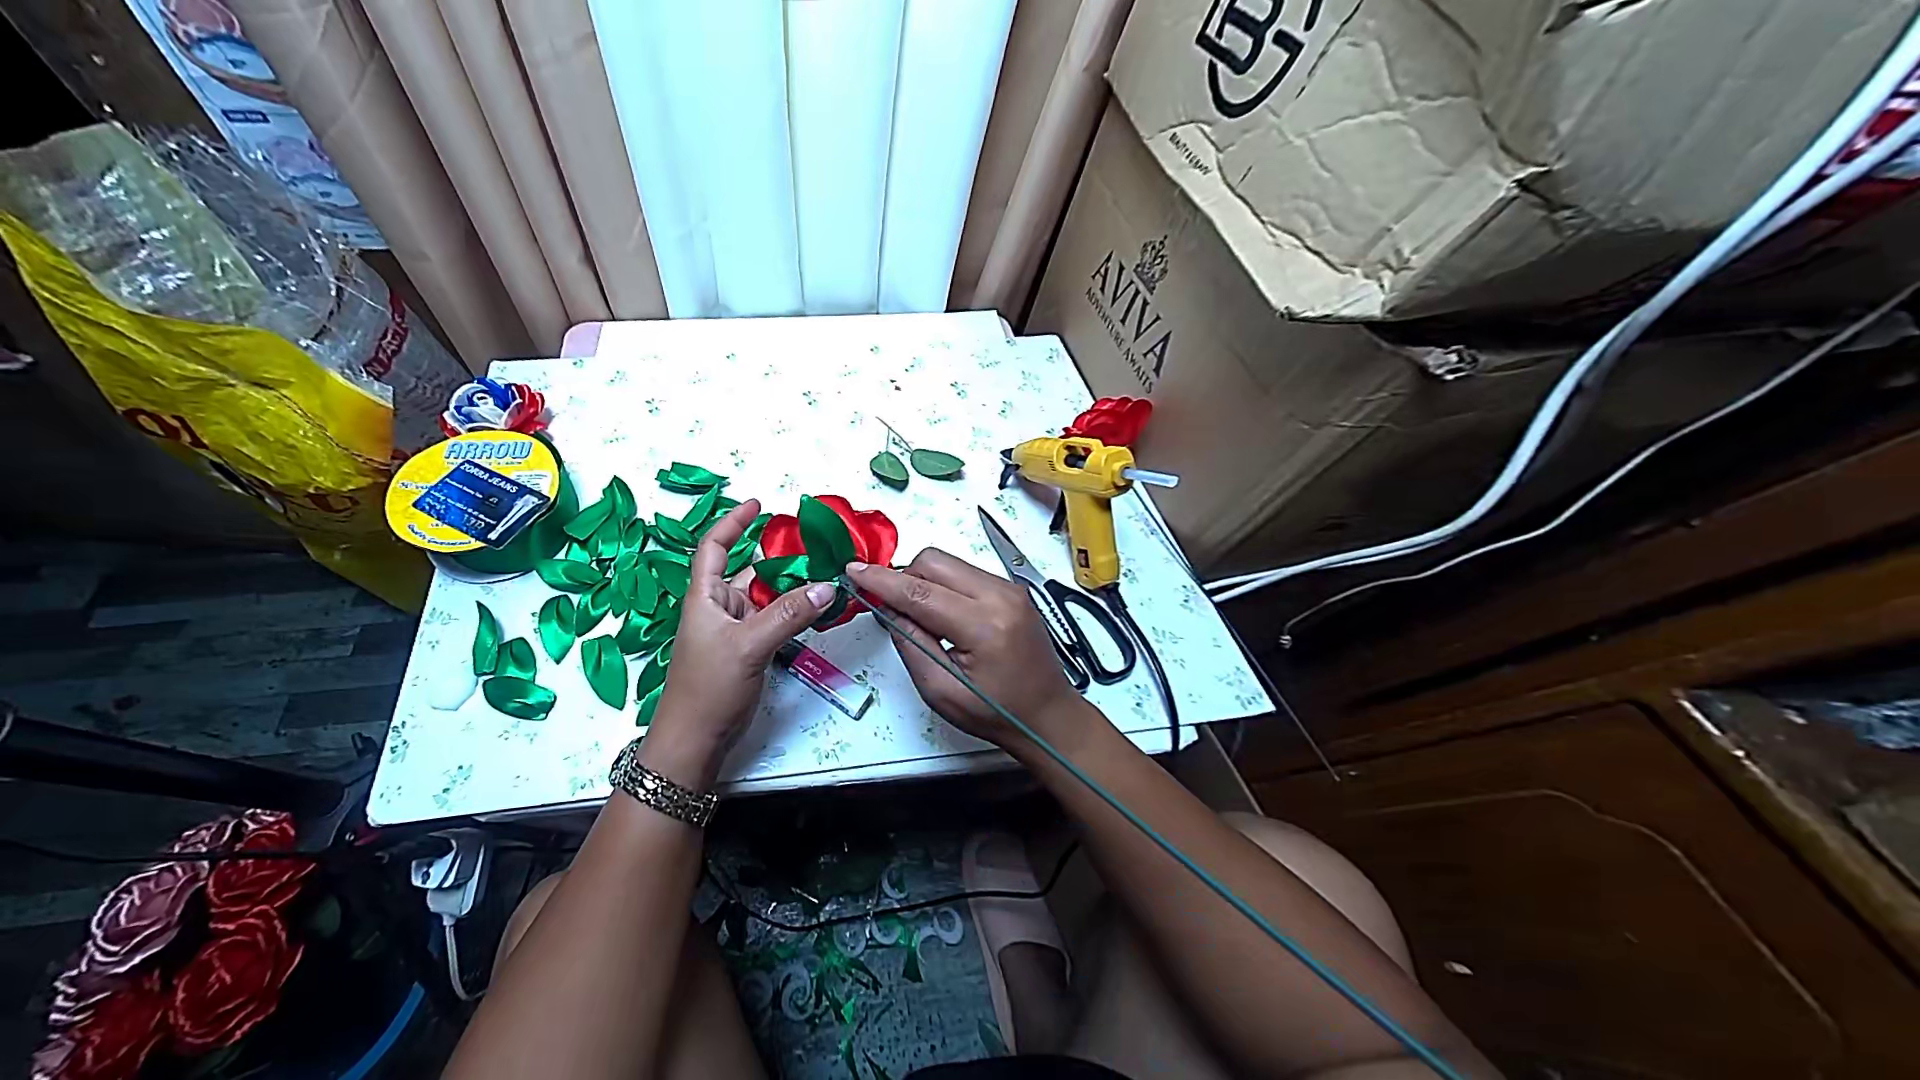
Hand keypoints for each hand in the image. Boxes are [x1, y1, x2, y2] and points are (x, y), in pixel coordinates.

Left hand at [643, 499, 837, 788]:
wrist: (696, 741)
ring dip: (791, 585)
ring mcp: (736, 630)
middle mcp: (720, 608)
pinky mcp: (750, 650)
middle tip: (812, 545)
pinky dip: (795, 611)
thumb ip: (788, 614)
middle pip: (749, 570)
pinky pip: (776, 619)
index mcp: (705, 597)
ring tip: (823, 572)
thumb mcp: (748, 645)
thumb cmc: (707, 689)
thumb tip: (826, 586)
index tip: (758, 505)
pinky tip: (816, 608)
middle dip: (777, 556)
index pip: (714, 548)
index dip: (732, 523)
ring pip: (767, 596)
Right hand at [845, 550, 1089, 753]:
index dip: (882, 581)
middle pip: (935, 562)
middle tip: (891, 607)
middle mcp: (1001, 596)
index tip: (854, 572)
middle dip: (904, 577)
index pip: (920, 592)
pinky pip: (966, 572)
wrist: (1047, 714)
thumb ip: (910, 643)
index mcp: (985, 626)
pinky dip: (945, 585)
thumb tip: (888, 607)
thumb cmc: (997, 712)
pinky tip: (943, 614)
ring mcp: (1010, 589)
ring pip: (950, 563)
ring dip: (925, 581)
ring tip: (922, 618)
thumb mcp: (941, 690)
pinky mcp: (1012, 589)